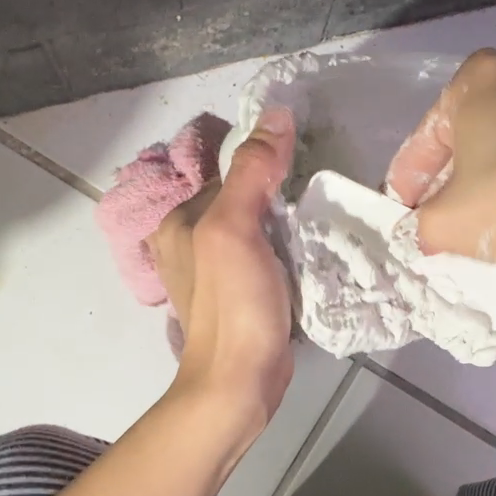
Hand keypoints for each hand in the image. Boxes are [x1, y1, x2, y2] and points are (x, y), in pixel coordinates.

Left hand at [148, 105, 297, 428]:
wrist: (240, 381)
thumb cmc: (232, 304)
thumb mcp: (235, 227)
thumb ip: (252, 172)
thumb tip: (275, 114)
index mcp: (177, 222)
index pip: (223, 171)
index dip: (260, 162)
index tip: (299, 163)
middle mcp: (187, 243)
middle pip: (238, 200)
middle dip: (274, 194)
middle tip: (315, 193)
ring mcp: (212, 274)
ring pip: (253, 230)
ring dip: (282, 225)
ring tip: (317, 221)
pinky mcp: (237, 298)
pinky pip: (262, 259)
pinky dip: (283, 253)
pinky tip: (306, 256)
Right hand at [386, 48, 495, 282]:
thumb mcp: (441, 223)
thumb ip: (416, 224)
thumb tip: (421, 230)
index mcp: (476, 80)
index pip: (422, 140)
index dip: (405, 185)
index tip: (400, 218)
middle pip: (458, 144)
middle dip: (440, 185)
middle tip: (427, 225)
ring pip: (492, 156)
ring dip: (473, 192)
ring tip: (462, 232)